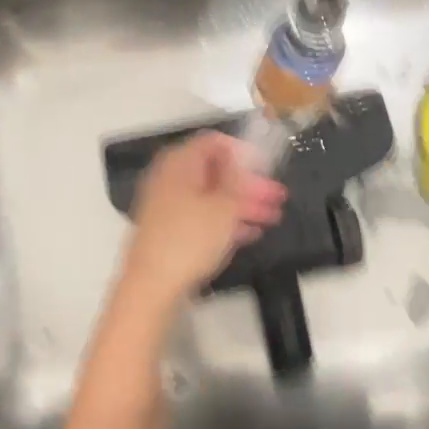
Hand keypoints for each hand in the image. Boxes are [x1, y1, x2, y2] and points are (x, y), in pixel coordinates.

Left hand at [122, 132, 286, 303]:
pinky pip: (203, 217)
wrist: (152, 286)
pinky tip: (251, 233)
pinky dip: (226, 221)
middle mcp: (170, 178)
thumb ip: (238, 178)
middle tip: (277, 196)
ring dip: (242, 204)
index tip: (266, 166)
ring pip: (211, 196)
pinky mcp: (170, 231)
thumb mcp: (224, 206)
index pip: (213, 142)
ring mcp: (168, 206)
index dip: (242, 151)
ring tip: (272, 217)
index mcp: (180, 163)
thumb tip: (244, 157)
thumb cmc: (190, 239)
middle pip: (215, 172)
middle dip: (248, 183)